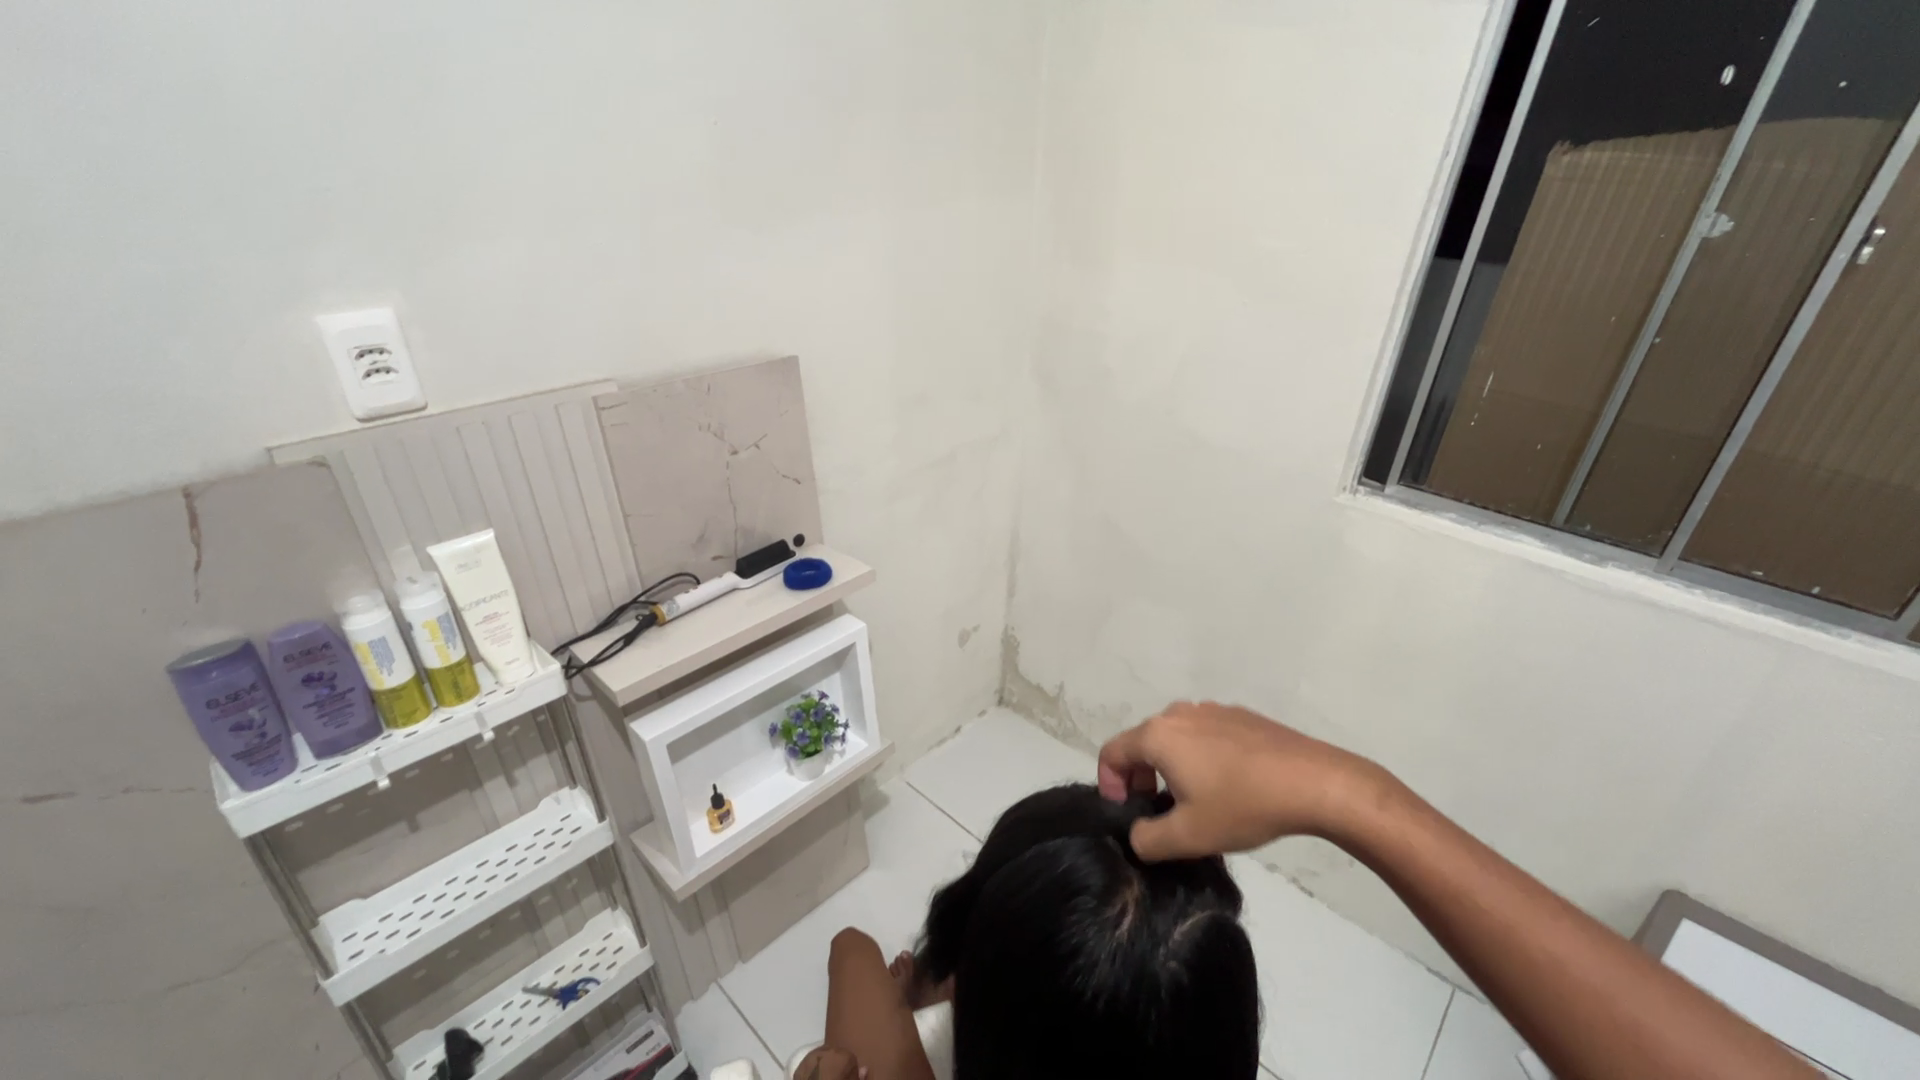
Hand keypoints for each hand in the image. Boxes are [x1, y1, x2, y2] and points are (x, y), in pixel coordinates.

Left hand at [793, 1046, 864, 1079]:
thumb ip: (858, 1076)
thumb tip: (864, 1069)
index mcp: (844, 1055)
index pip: (851, 1060)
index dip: (849, 1072)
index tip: (847, 1078)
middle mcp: (829, 1050)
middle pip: (836, 1056)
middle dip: (837, 1066)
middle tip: (835, 1077)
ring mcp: (813, 1056)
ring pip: (823, 1057)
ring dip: (825, 1065)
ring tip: (825, 1077)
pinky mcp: (801, 1064)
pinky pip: (810, 1065)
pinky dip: (813, 1070)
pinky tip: (814, 1078)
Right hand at [1097, 702, 1385, 860]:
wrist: (1316, 783)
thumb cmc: (1243, 806)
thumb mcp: (1187, 836)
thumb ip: (1147, 839)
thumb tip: (1138, 833)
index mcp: (1157, 735)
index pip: (1111, 754)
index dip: (1109, 785)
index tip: (1128, 813)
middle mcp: (1179, 713)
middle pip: (1141, 743)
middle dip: (1140, 778)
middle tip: (1159, 812)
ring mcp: (1212, 710)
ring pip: (1174, 739)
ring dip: (1171, 768)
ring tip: (1195, 801)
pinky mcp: (1241, 716)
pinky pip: (1204, 735)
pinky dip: (1200, 757)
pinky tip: (1229, 786)